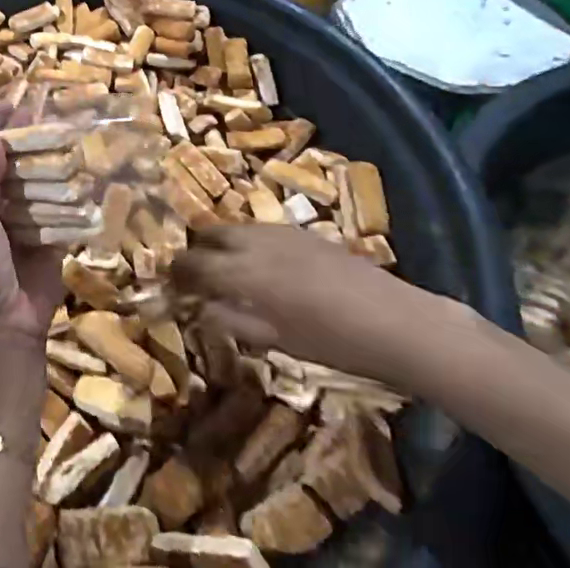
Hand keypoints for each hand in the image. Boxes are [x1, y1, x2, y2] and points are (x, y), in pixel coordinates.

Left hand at [0, 106, 64, 345]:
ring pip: (42, 183)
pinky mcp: (54, 241)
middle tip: (53, 112)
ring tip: (76, 132)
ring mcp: (28, 222)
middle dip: (31, 139)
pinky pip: (65, 212)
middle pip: (17, 164)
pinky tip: (91, 172)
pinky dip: (75, 196)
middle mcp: (1, 205)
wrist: (4, 329)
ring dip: (56, 162)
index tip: (12, 104)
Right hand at [170, 225, 465, 384]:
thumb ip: (230, 320)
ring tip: (228, 269)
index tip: (171, 285)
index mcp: (239, 271)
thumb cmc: (332, 341)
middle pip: (208, 235)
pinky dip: (248, 243)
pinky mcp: (302, 231)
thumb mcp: (274, 340)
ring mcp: (278, 232)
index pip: (190, 262)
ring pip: (234, 228)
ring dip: (222, 245)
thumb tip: (198, 308)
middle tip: (197, 275)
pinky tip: (265, 265)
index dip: (175, 273)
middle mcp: (251, 242)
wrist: (398, 323)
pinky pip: (259, 230)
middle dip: (196, 252)